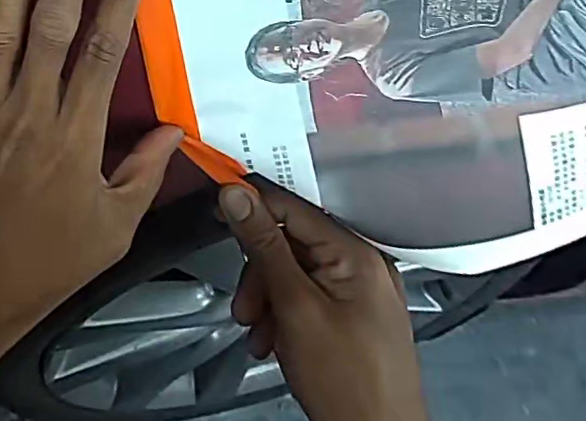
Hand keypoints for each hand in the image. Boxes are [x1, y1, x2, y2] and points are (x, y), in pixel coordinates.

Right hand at [220, 183, 427, 420]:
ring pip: (292, 268)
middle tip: (245, 298)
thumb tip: (238, 197)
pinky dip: (282, 309)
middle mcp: (363, 266)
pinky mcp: (353, 313)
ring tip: (258, 325)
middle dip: (258, 269)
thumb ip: (263, 245)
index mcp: (356, 255)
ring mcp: (360, 291)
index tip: (221, 206)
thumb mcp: (294, 306)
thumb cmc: (352, 387)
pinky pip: (305, 291)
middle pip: (289, 240)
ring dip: (265, 294)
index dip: (251, 205)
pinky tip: (274, 335)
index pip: (290, 205)